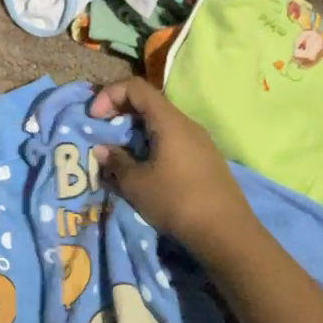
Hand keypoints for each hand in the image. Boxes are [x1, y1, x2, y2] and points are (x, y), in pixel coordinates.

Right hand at [88, 79, 255, 254]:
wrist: (228, 235)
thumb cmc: (177, 201)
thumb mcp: (136, 183)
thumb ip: (116, 162)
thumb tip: (103, 150)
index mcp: (169, 121)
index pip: (135, 87)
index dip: (109, 95)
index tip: (95, 118)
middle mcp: (187, 124)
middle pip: (149, 103)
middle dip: (120, 112)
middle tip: (102, 131)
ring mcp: (200, 142)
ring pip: (161, 123)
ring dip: (136, 131)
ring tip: (121, 153)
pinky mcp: (206, 160)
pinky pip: (173, 140)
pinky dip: (152, 144)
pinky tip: (146, 168)